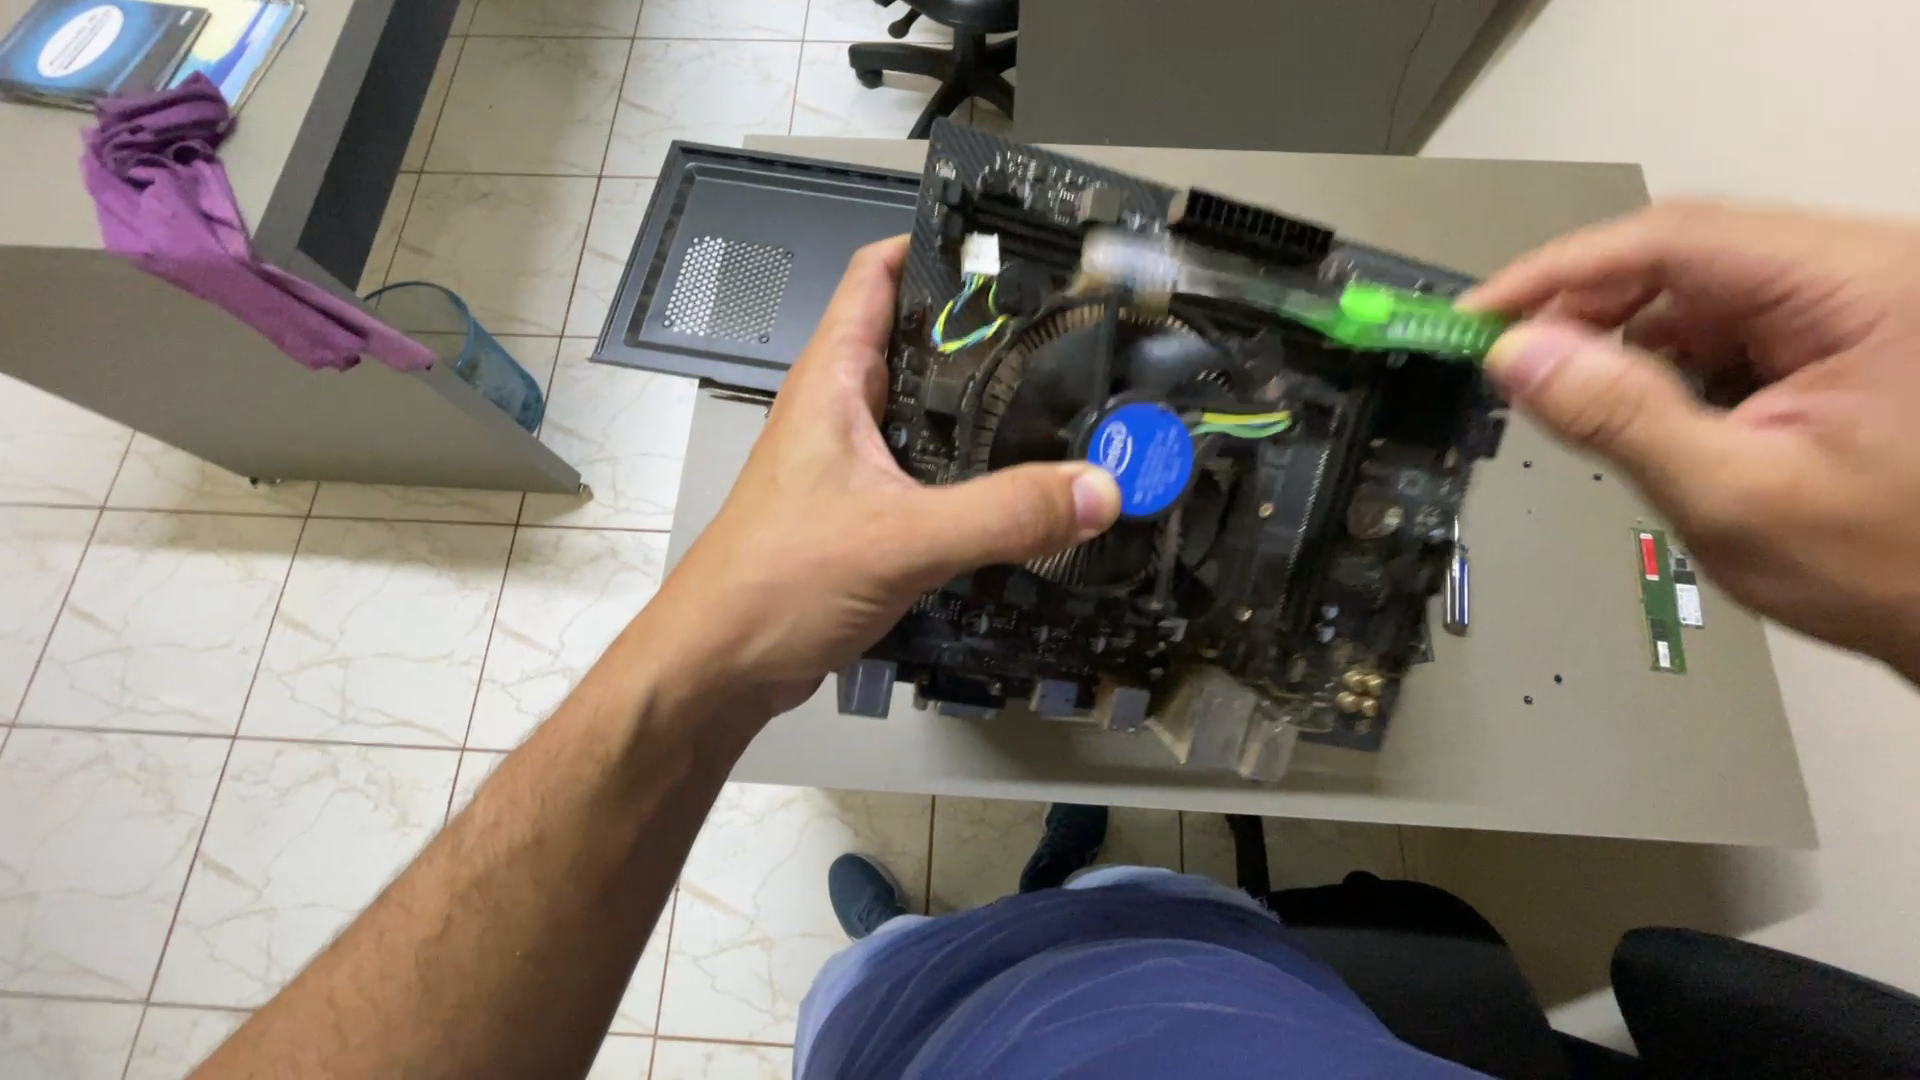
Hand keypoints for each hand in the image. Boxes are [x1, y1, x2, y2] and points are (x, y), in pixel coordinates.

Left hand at [645, 237, 1121, 715]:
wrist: (722, 663)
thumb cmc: (779, 581)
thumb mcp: (899, 538)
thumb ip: (1002, 514)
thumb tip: (1102, 489)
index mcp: (832, 380)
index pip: (877, 275)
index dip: (933, 247)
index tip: (1009, 249)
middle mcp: (839, 411)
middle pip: (915, 345)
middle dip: (981, 334)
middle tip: (1064, 334)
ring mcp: (849, 465)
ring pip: (925, 415)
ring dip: (979, 410)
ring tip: (1058, 405)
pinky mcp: (861, 514)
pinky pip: (926, 474)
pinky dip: (969, 473)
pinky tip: (1016, 490)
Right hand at [1460, 201, 1919, 678]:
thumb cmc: (1890, 565)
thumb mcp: (1731, 494)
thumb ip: (1617, 416)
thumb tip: (1511, 354)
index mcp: (1869, 287)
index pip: (1676, 239)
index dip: (1557, 271)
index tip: (1474, 318)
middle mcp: (1867, 274)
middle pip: (1683, 254)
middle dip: (1579, 308)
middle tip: (1506, 365)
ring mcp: (1855, 305)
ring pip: (1694, 291)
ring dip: (1615, 339)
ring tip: (1566, 397)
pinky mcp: (1841, 338)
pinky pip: (1721, 326)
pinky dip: (1656, 362)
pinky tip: (1636, 408)